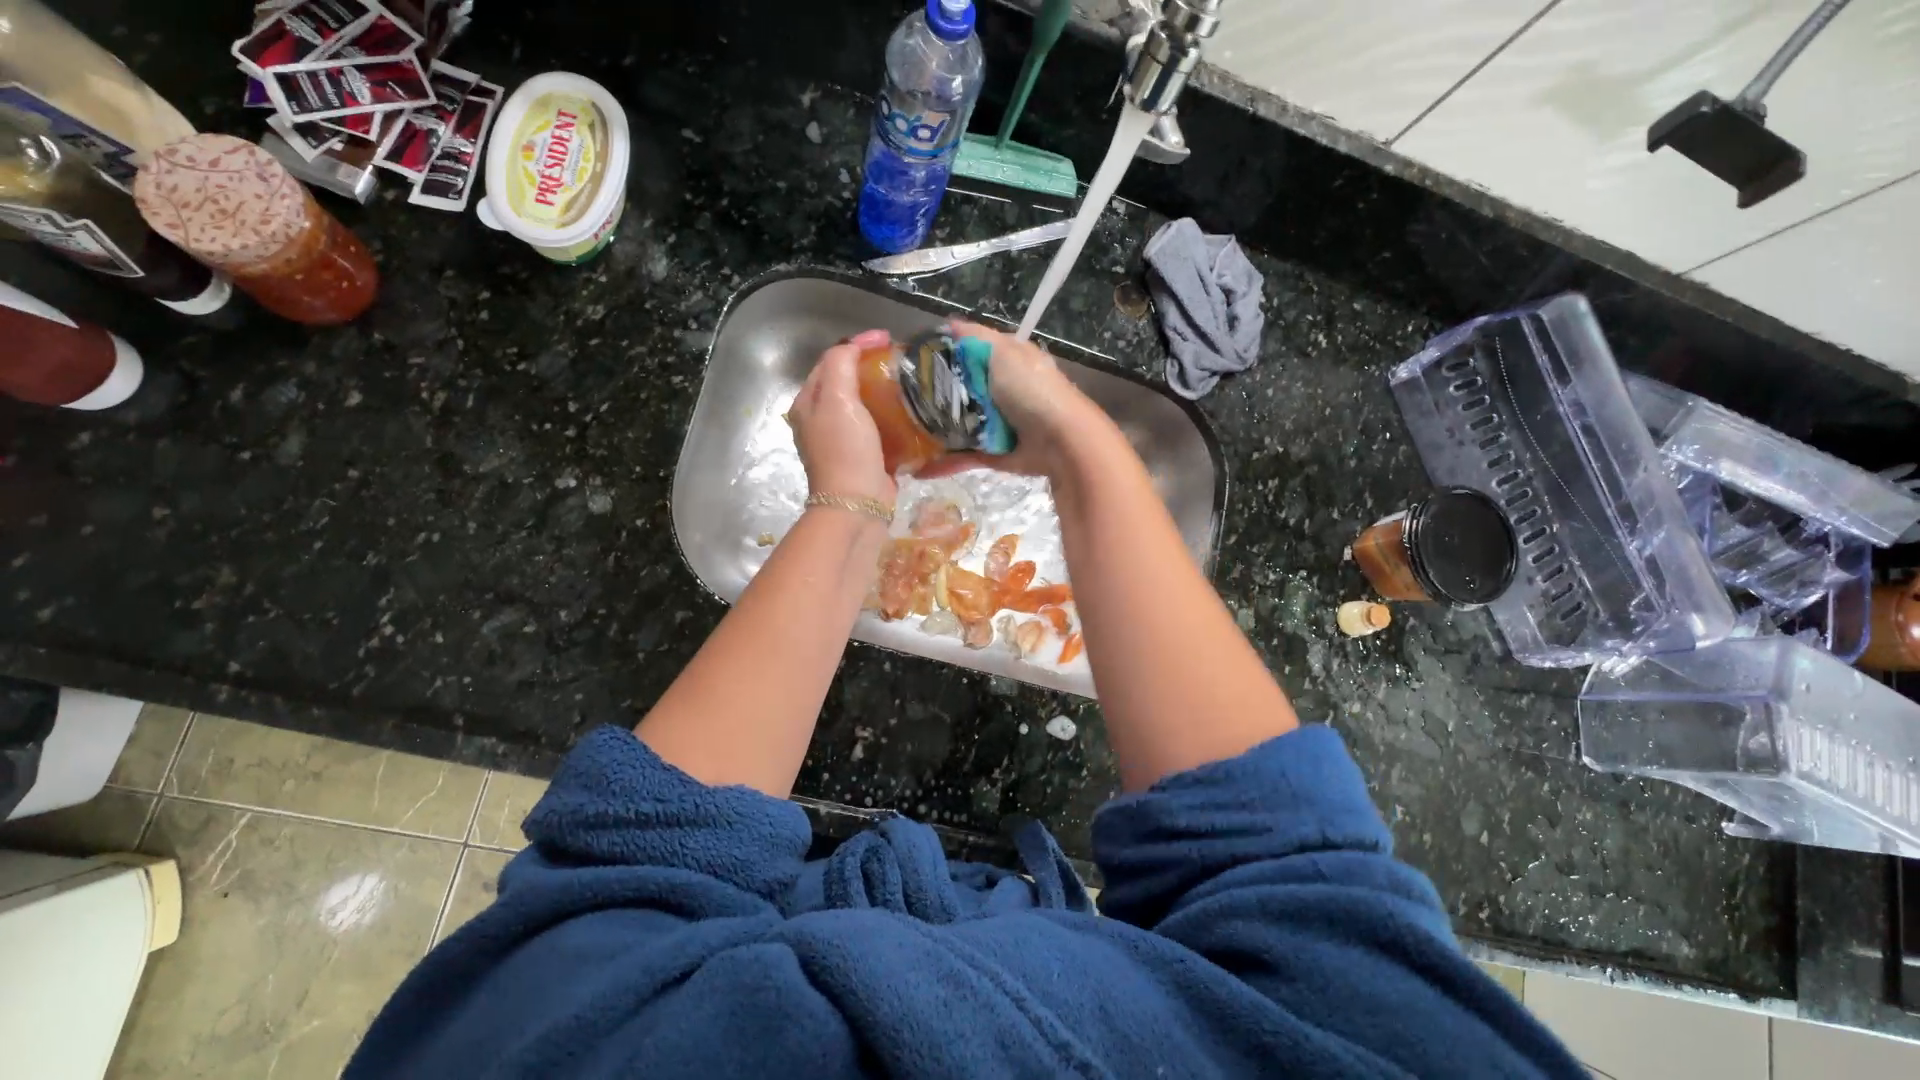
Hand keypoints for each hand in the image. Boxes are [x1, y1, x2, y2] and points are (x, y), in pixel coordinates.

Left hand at [790, 330, 896, 504]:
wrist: (857, 506)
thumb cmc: (845, 450)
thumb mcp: (837, 399)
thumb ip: (841, 364)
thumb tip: (856, 345)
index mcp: (808, 403)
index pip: (831, 361)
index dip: (857, 345)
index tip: (888, 339)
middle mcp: (821, 420)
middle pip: (848, 383)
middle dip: (873, 367)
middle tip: (901, 360)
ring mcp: (843, 441)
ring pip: (865, 406)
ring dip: (886, 393)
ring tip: (910, 383)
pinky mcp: (865, 458)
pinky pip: (879, 429)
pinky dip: (894, 418)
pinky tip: (912, 413)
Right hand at [916, 319, 1103, 480]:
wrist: (1061, 440)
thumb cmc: (1032, 389)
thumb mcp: (1004, 351)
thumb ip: (976, 336)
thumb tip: (949, 323)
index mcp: (1008, 362)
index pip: (972, 353)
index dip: (946, 355)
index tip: (915, 361)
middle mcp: (1003, 392)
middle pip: (962, 390)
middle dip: (934, 394)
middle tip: (904, 397)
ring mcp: (997, 424)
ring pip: (959, 424)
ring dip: (935, 430)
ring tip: (903, 432)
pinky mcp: (994, 453)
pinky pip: (965, 456)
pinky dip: (945, 462)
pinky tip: (919, 468)